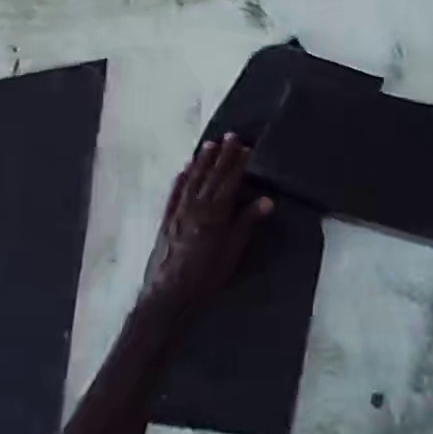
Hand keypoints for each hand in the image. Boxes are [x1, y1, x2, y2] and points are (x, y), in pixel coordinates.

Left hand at [137, 134, 271, 322]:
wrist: (168, 297)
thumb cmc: (206, 277)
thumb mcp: (233, 252)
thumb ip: (247, 223)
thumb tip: (266, 199)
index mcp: (216, 212)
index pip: (230, 181)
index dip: (239, 163)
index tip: (246, 147)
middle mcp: (196, 206)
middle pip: (212, 175)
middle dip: (222, 155)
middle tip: (230, 136)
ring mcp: (179, 211)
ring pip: (192, 180)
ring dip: (201, 161)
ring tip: (209, 145)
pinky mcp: (166, 220)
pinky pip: (174, 193)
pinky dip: (180, 179)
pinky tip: (183, 170)